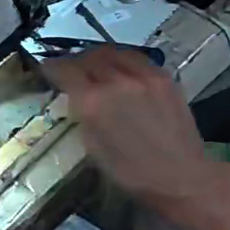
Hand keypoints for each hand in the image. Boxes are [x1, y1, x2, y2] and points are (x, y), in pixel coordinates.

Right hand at [43, 48, 229, 229]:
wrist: (182, 177)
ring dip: (98, 56)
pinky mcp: (163, 77)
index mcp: (92, 102)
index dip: (51, 67)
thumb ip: (81, 114)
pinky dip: (122, 59)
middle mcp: (115, 82)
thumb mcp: (92, 146)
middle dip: (74, 61)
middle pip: (87, 56)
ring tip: (95, 66)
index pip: (64, 69)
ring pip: (112, 51)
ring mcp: (142, 76)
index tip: (47, 69)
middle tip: (70, 70)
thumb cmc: (130, 172)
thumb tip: (74, 96)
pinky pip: (135, 58)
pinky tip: (121, 70)